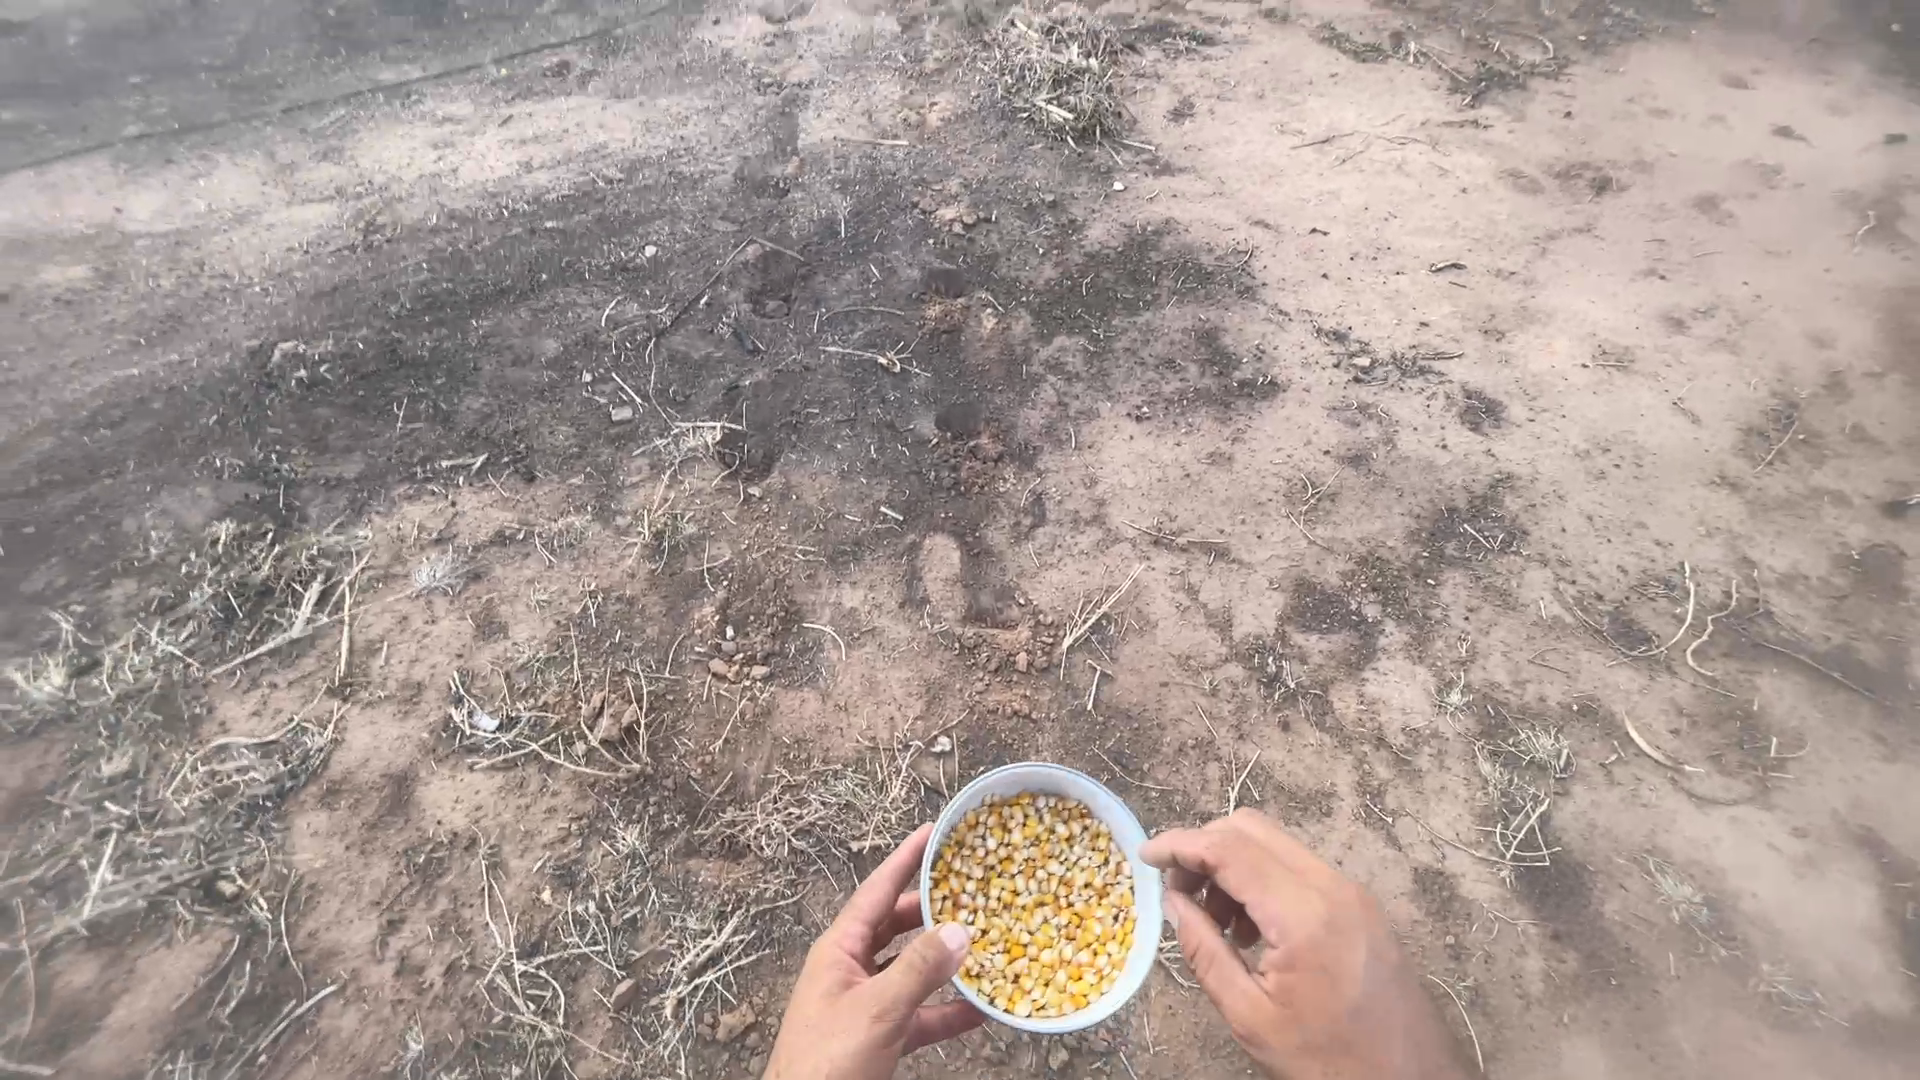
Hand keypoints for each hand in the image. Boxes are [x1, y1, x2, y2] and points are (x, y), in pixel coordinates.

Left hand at [764, 824, 983, 1079]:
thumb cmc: (825, 1064)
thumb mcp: (874, 1011)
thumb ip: (917, 970)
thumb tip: (959, 931)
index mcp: (840, 948)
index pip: (878, 890)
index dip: (906, 859)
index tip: (933, 831)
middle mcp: (852, 968)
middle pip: (898, 926)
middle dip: (933, 909)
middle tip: (971, 888)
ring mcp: (866, 1004)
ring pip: (912, 970)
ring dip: (945, 962)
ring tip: (984, 942)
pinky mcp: (880, 1037)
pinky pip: (920, 1014)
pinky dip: (947, 1011)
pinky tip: (981, 1010)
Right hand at [1143, 809, 1468, 1079]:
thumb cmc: (1330, 1066)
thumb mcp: (1251, 1017)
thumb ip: (1203, 949)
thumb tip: (1171, 899)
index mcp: (1304, 914)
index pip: (1227, 848)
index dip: (1179, 844)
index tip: (1145, 857)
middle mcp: (1331, 885)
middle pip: (1249, 827)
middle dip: (1203, 847)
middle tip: (1179, 891)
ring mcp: (1351, 891)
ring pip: (1273, 842)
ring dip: (1231, 862)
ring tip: (1215, 918)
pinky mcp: (1361, 903)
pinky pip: (1296, 865)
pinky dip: (1261, 876)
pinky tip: (1252, 925)